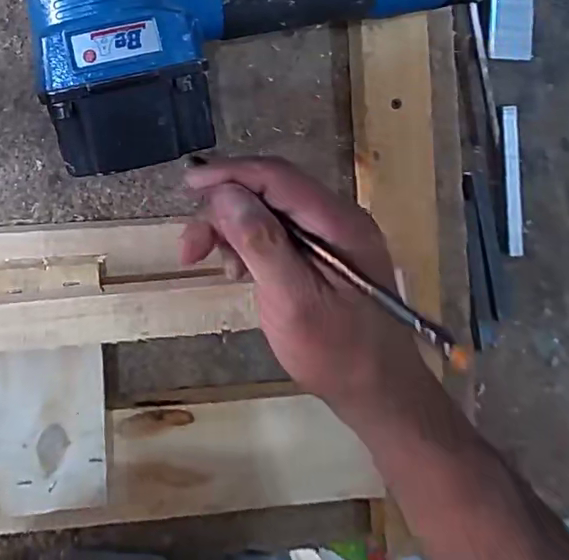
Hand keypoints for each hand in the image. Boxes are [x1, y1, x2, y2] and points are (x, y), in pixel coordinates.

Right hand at [179, 156, 438, 416]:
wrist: (379, 394)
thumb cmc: (338, 354)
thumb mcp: (295, 303)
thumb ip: (262, 244)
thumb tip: (225, 195)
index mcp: (338, 221)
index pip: (276, 176)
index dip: (229, 174)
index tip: (189, 184)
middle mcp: (334, 216)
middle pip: (268, 189)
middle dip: (224, 208)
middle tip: (191, 247)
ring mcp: (328, 232)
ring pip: (266, 208)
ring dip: (232, 228)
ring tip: (213, 264)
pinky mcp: (319, 250)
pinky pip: (275, 229)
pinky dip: (247, 243)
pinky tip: (237, 270)